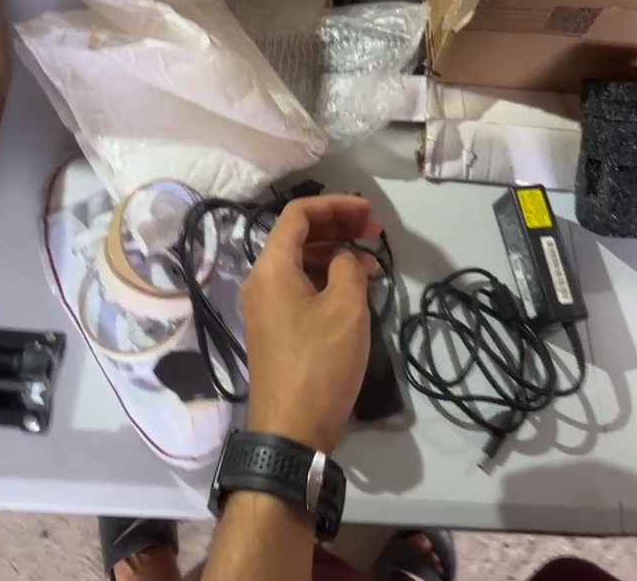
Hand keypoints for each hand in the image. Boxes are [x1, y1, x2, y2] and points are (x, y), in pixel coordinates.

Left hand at [240, 195, 380, 452]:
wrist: (291, 431)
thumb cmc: (319, 363)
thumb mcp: (345, 308)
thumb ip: (348, 267)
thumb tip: (345, 257)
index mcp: (272, 267)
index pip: (298, 214)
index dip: (334, 205)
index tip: (368, 210)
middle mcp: (262, 279)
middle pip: (297, 235)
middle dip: (336, 226)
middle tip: (374, 229)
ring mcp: (266, 305)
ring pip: (300, 262)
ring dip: (333, 252)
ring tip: (370, 259)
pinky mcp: (276, 327)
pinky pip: (299, 286)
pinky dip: (326, 278)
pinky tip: (354, 286)